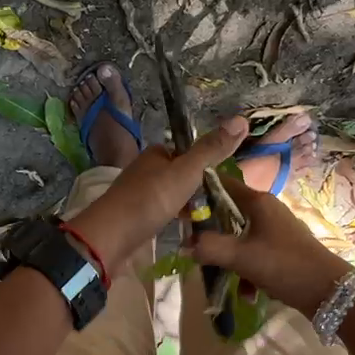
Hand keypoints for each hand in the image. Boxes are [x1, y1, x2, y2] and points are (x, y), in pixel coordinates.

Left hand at [65, 115, 248, 270]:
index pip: (187, 151)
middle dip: (199, 186)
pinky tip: (190, 230)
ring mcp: (139, 194)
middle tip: (222, 202)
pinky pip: (163, 213)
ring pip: (172, 195)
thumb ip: (211, 149)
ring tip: (211, 217)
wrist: (113, 235)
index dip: (206, 163)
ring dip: (189, 205)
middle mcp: (146, 170)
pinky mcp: (137, 217)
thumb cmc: (151, 198)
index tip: (226, 179)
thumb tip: (241, 119)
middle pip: (180, 174)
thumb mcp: (187, 171)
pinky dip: (176, 218)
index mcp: (155, 153)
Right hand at [187, 175, 347, 314]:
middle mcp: (267, 210)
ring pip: (240, 237)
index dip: (198, 191)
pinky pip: (255, 254)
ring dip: (229, 258)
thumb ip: (208, 248)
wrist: (330, 291)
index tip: (180, 207)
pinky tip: (248, 293)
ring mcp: (276, 230)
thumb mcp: (240, 256)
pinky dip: (248, 271)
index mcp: (257, 201)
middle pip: (227, 213)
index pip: (221, 183)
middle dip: (210, 232)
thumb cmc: (283, 264)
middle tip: (193, 247)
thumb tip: (183, 245)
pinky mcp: (283, 249)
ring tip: (220, 277)